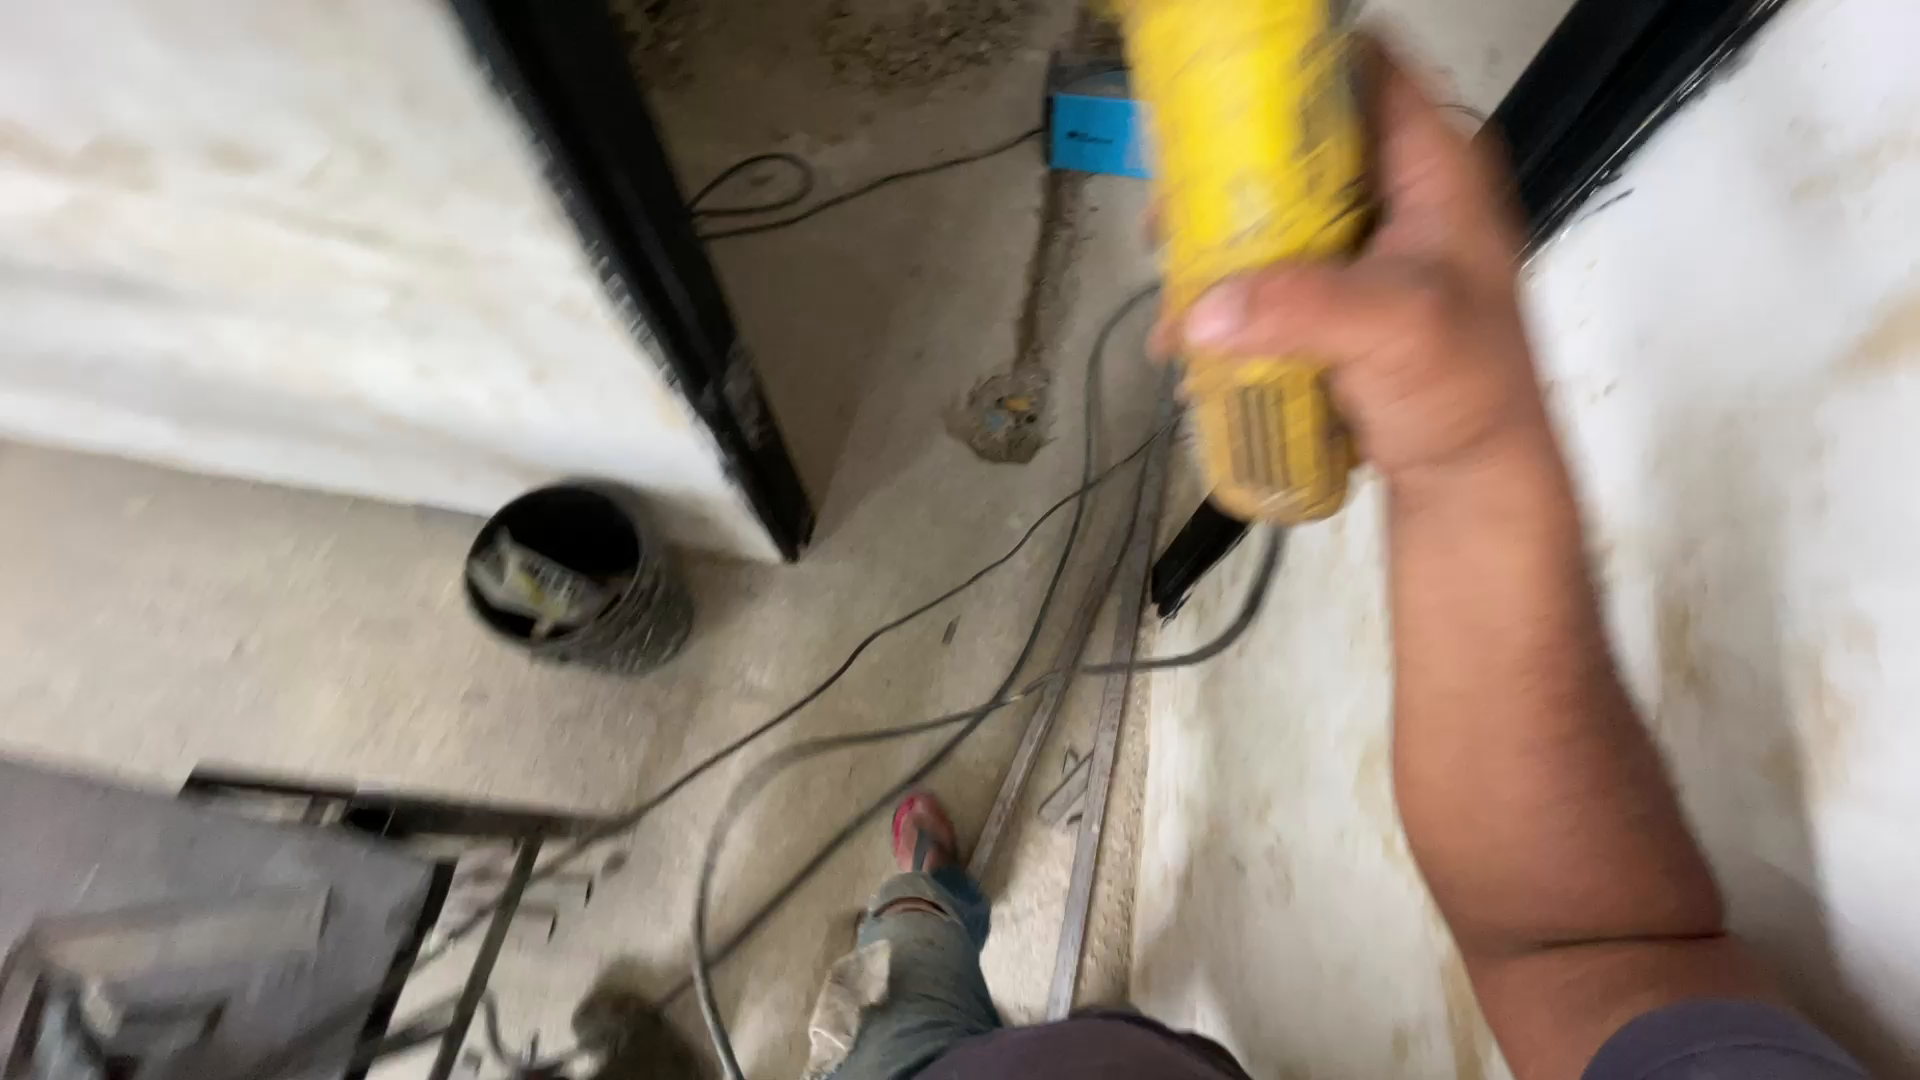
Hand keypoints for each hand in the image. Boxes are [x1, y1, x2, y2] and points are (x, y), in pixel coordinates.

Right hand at [1158, 38, 1553, 495]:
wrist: (1466, 474)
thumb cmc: (1463, 390)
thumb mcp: (1396, 331)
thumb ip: (1303, 310)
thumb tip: (1197, 314)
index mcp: (1429, 170)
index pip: (1361, 74)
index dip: (1289, 75)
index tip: (1214, 108)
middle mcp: (1387, 200)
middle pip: (1290, 155)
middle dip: (1221, 187)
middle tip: (1169, 225)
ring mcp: (1353, 256)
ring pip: (1265, 225)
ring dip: (1210, 259)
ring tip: (1172, 305)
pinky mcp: (1325, 306)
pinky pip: (1260, 284)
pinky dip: (1221, 308)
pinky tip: (1191, 343)